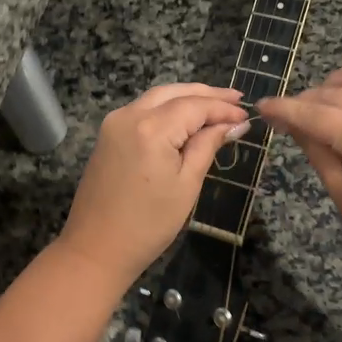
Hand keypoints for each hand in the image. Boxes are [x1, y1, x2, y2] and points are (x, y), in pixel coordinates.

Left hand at [56, 83, 250, 286]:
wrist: (96, 249)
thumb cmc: (148, 224)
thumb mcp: (186, 184)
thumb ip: (208, 146)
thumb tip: (234, 124)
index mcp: (151, 128)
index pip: (194, 106)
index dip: (222, 108)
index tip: (246, 115)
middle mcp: (130, 115)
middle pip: (174, 92)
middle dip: (206, 94)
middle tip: (236, 99)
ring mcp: (115, 122)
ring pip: (157, 97)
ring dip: (186, 96)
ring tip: (217, 104)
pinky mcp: (108, 133)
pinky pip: (143, 109)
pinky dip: (167, 107)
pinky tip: (186, 116)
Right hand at [256, 61, 341, 265]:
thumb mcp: (339, 189)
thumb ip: (313, 148)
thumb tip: (287, 121)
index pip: (312, 114)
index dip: (282, 109)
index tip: (261, 107)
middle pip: (328, 93)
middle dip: (302, 103)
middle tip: (284, 120)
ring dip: (328, 88)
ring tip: (318, 112)